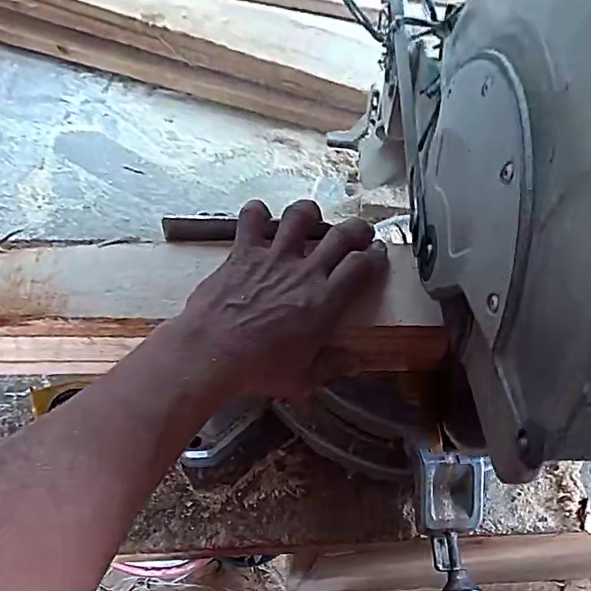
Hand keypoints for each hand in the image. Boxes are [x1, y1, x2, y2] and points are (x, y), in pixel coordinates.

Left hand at [162, 198, 388, 399]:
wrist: (212, 353)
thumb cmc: (260, 369)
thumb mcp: (304, 378)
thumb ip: (333, 365)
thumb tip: (355, 361)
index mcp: (325, 302)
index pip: (362, 266)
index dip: (376, 255)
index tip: (378, 253)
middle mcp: (304, 272)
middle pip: (341, 235)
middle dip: (357, 229)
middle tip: (360, 232)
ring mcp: (273, 258)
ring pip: (300, 216)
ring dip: (311, 212)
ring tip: (312, 217)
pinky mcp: (242, 253)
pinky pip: (252, 219)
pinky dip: (257, 213)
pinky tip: (259, 216)